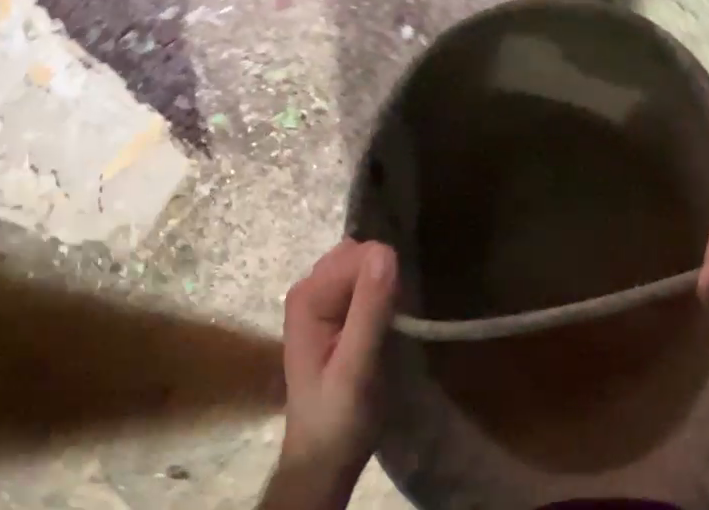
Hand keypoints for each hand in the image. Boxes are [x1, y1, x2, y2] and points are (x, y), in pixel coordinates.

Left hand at [275, 239, 397, 503]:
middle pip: (358, 255)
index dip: (386, 277)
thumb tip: (385, 251)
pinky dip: (379, 294)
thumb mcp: (358, 367)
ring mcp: (319, 299)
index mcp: (308, 296)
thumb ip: (370, 309)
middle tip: (395, 320)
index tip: (399, 314)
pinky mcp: (332, 311)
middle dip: (383, 277)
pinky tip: (385, 322)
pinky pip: (361, 283)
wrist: (325, 458)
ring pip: (361, 266)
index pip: (360, 255)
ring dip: (383, 285)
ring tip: (391, 322)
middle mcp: (309, 288)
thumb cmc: (340, 416)